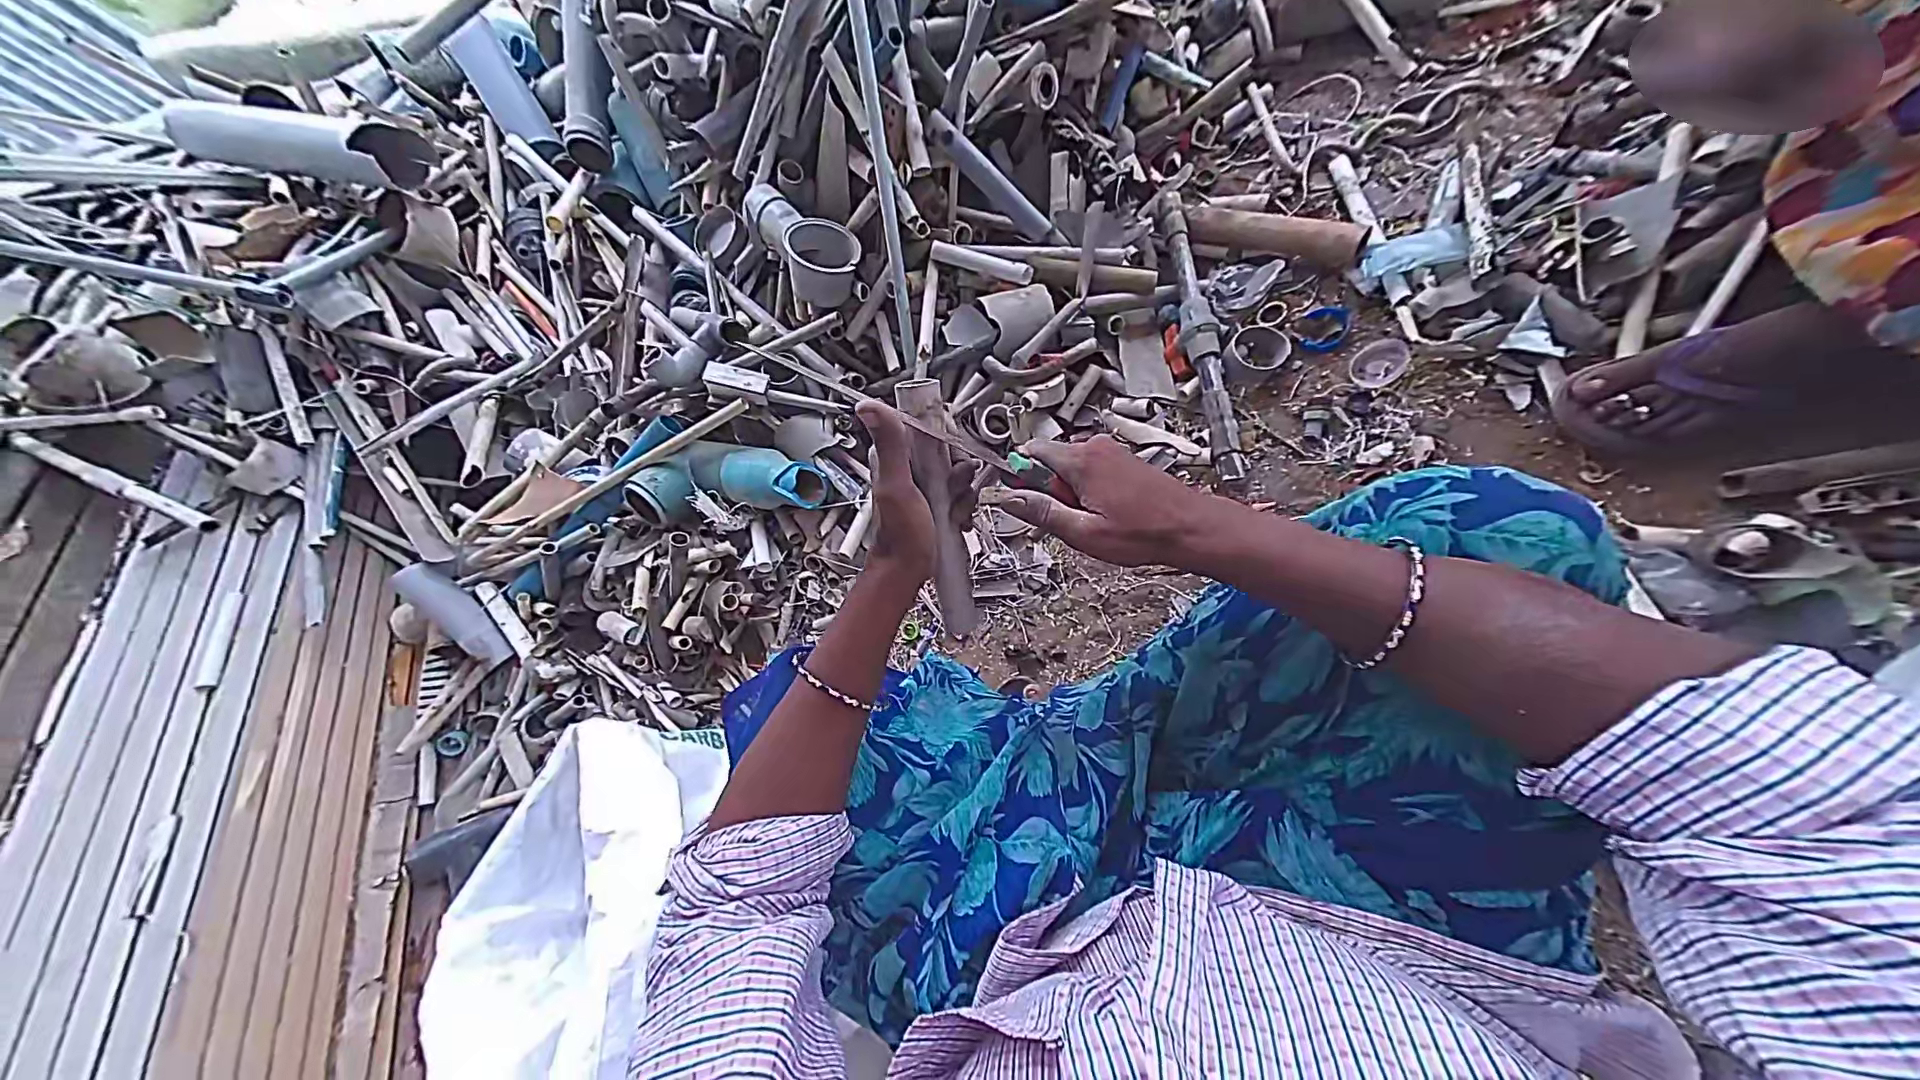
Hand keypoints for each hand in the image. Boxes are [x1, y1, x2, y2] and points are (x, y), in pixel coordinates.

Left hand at [855, 400, 976, 584]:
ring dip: (963, 494)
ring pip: (959, 475)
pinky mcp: (936, 504)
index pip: (929, 428)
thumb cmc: (899, 537)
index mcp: (896, 458)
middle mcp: (909, 469)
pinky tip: (955, 519)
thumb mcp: (896, 486)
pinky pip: (961, 495)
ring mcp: (924, 488)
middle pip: (950, 453)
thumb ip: (890, 446)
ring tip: (950, 511)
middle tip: (950, 492)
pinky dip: (964, 507)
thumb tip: (868, 407)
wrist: (906, 573)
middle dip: (959, 473)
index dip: (947, 442)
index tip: (949, 464)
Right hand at [992, 435, 1218, 567]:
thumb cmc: (1147, 532)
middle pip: (1049, 461)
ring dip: (1070, 494)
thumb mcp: (1084, 532)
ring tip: (1091, 520)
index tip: (1024, 500)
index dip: (1019, 477)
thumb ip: (1042, 512)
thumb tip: (1011, 500)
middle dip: (1049, 490)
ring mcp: (1110, 452)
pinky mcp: (1121, 460)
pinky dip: (1088, 491)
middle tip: (1067, 519)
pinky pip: (1089, 471)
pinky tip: (1105, 513)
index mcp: (1081, 460)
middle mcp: (1095, 447)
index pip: (1029, 452)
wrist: (1192, 528)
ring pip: (1069, 468)